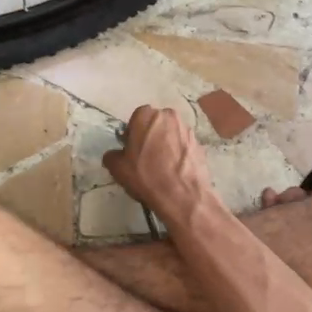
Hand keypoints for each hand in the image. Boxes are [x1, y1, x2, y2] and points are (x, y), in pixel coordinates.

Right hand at [103, 105, 215, 223]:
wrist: (183, 196)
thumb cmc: (146, 176)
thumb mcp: (118, 168)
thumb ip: (112, 155)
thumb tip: (114, 154)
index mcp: (146, 115)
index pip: (135, 120)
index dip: (132, 135)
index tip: (132, 152)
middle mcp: (168, 116)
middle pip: (155, 124)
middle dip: (150, 137)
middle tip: (146, 158)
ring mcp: (186, 129)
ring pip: (170, 134)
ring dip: (165, 145)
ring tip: (162, 167)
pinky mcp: (199, 144)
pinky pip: (183, 146)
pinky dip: (178, 154)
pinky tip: (175, 171)